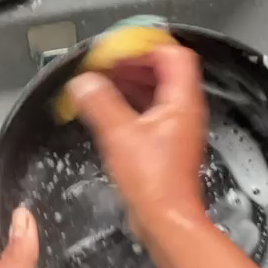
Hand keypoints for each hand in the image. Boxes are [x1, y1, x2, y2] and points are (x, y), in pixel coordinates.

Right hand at [66, 43, 208, 231]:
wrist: (166, 221)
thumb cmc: (154, 184)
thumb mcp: (119, 135)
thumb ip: (99, 104)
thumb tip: (84, 83)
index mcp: (181, 102)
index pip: (172, 55)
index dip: (144, 46)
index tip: (117, 49)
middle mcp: (184, 112)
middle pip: (164, 70)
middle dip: (133, 62)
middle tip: (106, 64)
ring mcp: (177, 128)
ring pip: (157, 91)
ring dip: (130, 82)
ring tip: (103, 82)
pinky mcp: (166, 145)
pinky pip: (150, 111)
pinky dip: (130, 102)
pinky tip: (109, 108)